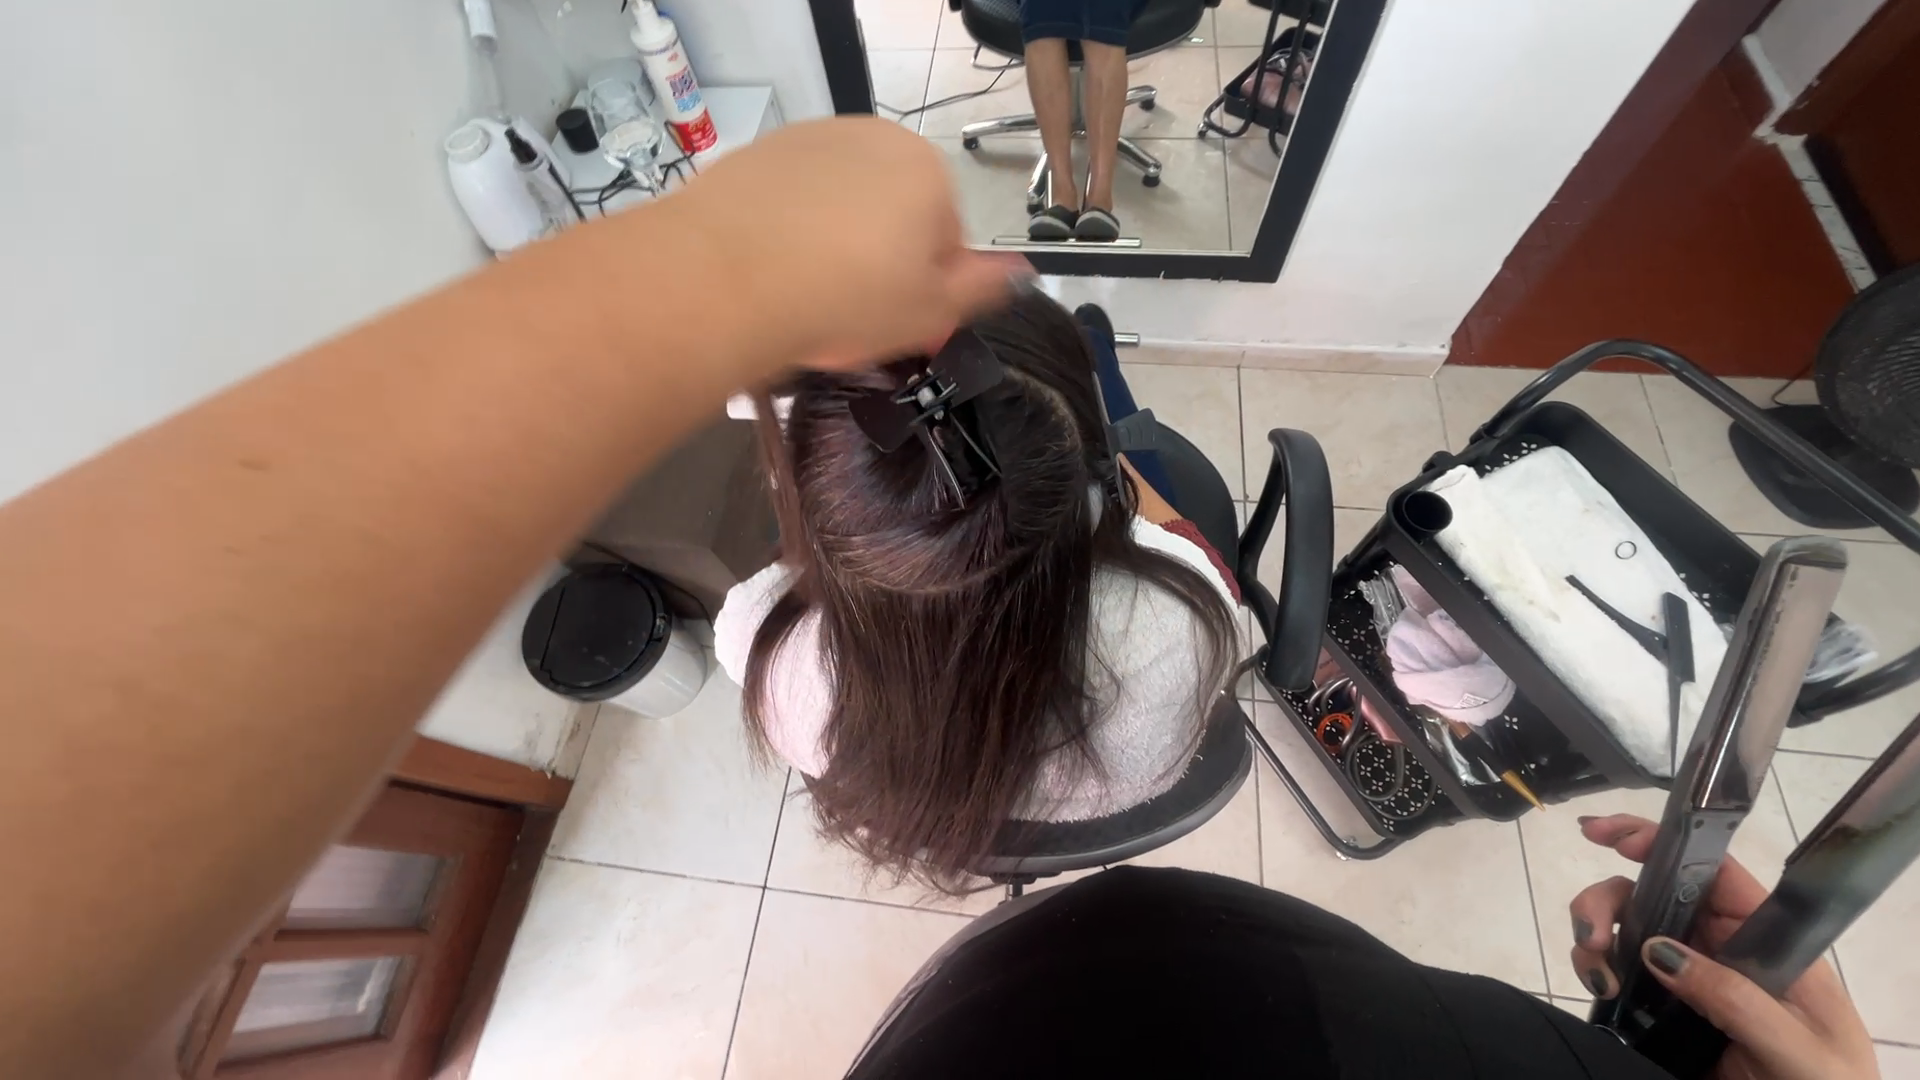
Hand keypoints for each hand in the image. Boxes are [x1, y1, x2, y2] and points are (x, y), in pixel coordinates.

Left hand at [669, 117, 1030, 376]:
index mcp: (929, 175)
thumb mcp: (932, 311)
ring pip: (846, 209)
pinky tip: (779, 271)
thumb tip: (1025, 272)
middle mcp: (877, 139)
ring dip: (839, 248)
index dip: (925, 291)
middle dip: (882, 264)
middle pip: (897, 217)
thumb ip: (984, 290)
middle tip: (853, 314)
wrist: (728, 278)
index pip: (947, 242)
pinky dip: (796, 232)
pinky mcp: (762, 154)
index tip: (897, 320)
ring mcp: (815, 140)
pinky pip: (797, 202)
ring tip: (812, 296)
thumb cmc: (846, 298)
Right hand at [1568, 814, 1877, 1079]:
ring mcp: (1683, 969)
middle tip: (1587, 930)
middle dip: (1604, 899)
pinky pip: (1607, 958)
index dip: (1661, 842)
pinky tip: (1598, 988)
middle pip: (1648, 891)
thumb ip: (1737, 999)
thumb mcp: (1798, 1051)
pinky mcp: (1654, 994)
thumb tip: (1655, 949)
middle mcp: (1717, 945)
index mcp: (1764, 944)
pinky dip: (1589, 963)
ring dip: (1590, 931)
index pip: (1713, 871)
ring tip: (1594, 973)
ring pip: (1619, 920)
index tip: (1609, 838)